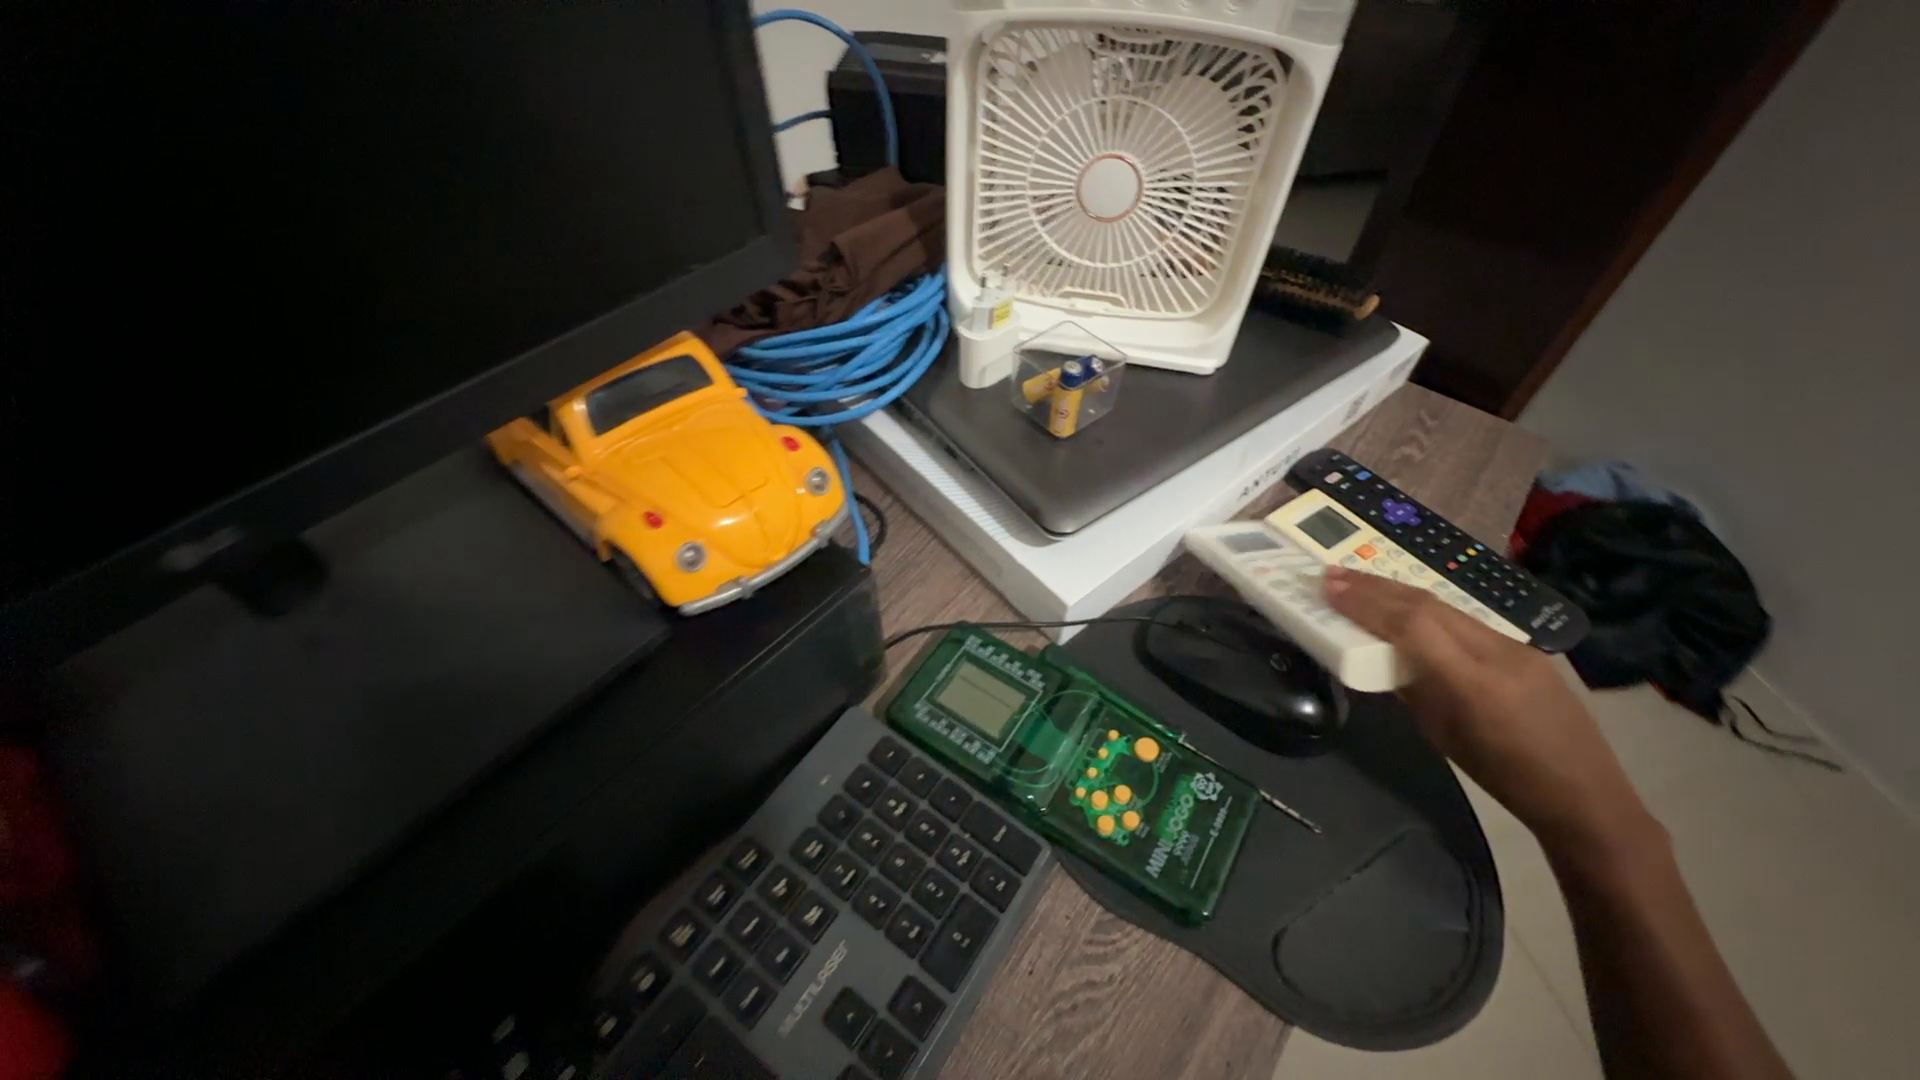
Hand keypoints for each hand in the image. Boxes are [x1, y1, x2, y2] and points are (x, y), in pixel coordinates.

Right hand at [1321, 566, 1657, 857]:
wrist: (1586, 796)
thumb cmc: (1504, 780)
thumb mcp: (1442, 737)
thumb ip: (1411, 689)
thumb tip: (1381, 658)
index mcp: (1473, 684)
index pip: (1412, 624)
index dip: (1366, 601)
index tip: (1328, 587)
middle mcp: (1498, 653)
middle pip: (1427, 604)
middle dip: (1375, 587)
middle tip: (1332, 575)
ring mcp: (1517, 647)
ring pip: (1447, 607)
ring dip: (1398, 592)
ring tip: (1359, 584)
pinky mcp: (1526, 649)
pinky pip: (1466, 621)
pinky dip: (1427, 610)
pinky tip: (1405, 609)